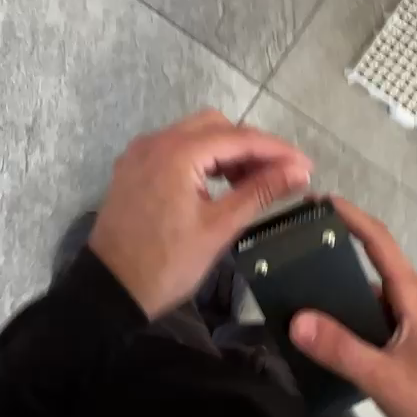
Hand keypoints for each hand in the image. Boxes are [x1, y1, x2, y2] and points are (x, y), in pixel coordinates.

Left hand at [88, 109, 311, 318]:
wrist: (109, 290)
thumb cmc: (167, 263)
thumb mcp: (219, 228)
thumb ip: (259, 192)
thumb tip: (298, 171)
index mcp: (177, 152)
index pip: (237, 137)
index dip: (276, 149)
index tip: (306, 165)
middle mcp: (156, 140)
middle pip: (214, 126)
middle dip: (250, 146)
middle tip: (279, 174)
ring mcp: (141, 152)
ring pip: (194, 135)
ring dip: (226, 152)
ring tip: (254, 182)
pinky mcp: (133, 167)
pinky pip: (175, 149)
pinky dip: (201, 159)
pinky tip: (219, 184)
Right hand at [291, 198, 416, 416]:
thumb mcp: (386, 381)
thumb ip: (341, 349)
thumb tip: (296, 320)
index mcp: (413, 296)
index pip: (379, 241)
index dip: (349, 215)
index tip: (317, 199)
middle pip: (373, 262)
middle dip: (335, 250)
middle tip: (294, 250)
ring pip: (374, 293)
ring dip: (341, 289)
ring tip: (301, 293)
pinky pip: (378, 316)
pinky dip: (353, 315)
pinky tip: (331, 335)